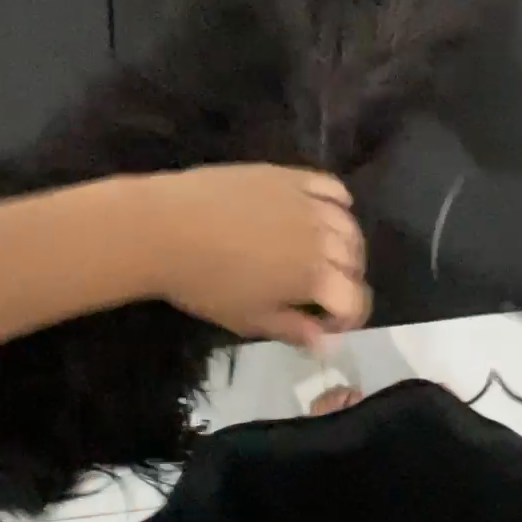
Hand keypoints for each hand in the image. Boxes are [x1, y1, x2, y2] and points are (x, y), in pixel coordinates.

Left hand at [132, 164, 369, 349]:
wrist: (165, 228)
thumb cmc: (204, 283)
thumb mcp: (249, 320)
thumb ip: (293, 330)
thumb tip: (327, 344)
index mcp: (314, 278)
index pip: (356, 300)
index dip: (350, 317)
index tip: (328, 323)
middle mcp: (322, 238)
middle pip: (355, 261)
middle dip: (347, 281)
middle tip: (321, 290)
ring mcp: (309, 203)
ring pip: (349, 225)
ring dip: (344, 245)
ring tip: (321, 253)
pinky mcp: (292, 176)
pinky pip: (332, 187)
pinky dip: (338, 202)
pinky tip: (322, 212)